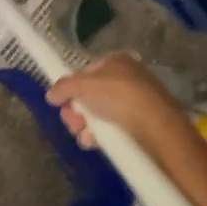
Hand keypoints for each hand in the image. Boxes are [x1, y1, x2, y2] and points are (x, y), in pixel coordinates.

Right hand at [45, 52, 183, 149]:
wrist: (155, 125)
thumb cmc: (118, 96)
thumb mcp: (83, 85)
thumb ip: (63, 87)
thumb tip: (51, 95)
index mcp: (116, 61)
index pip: (85, 73)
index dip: (72, 89)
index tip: (62, 103)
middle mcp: (127, 78)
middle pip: (90, 96)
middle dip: (76, 111)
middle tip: (72, 122)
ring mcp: (135, 102)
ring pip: (99, 115)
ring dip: (85, 127)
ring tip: (84, 136)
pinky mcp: (140, 124)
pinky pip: (113, 129)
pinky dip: (101, 136)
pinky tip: (95, 143)